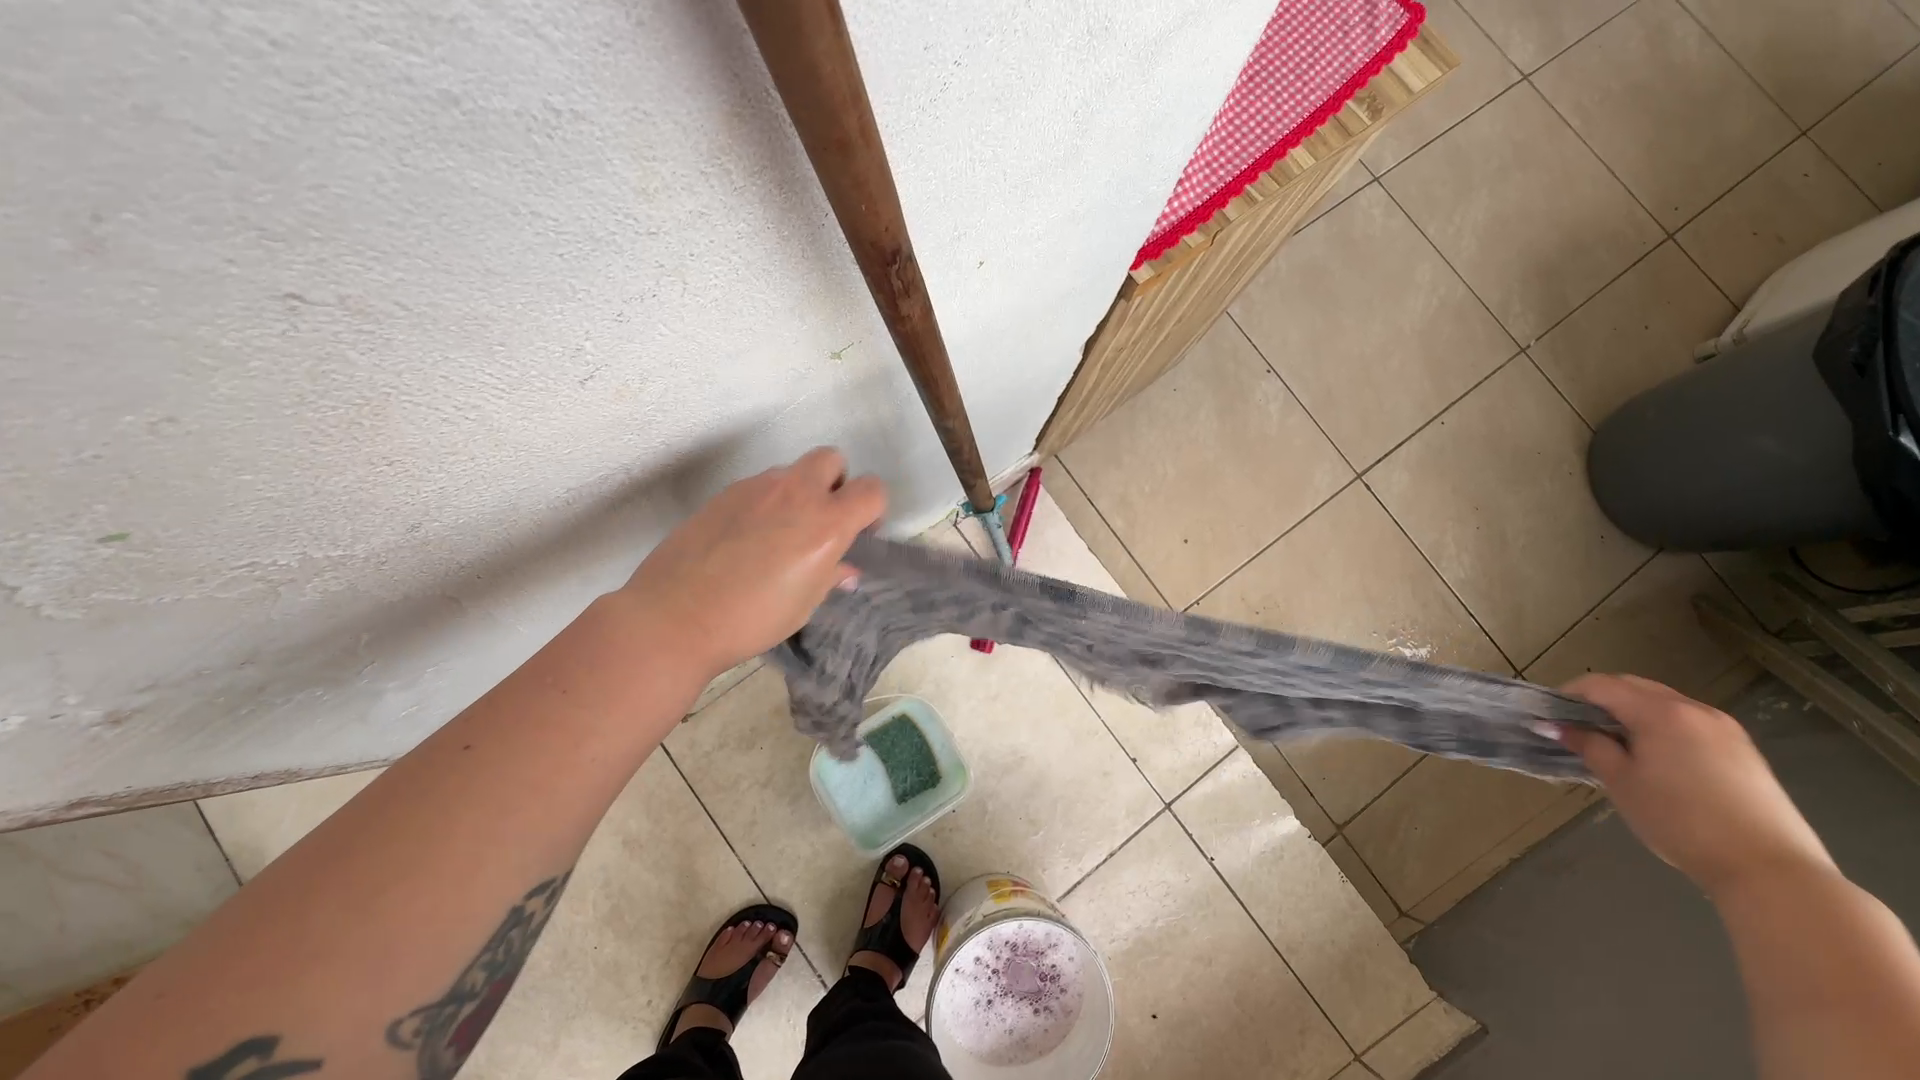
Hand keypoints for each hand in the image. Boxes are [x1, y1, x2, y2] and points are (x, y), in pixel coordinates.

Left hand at [616, 447, 885, 679]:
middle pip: (831, 460)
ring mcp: (756, 488)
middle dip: (835, 484)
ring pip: (790, 472)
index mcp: (826, 523)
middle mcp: (795, 493)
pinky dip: (764, 504)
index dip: (872, 510)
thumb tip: (843, 567)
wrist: (676, 615)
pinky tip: (745, 541)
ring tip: (778, 537)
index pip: (872, 489)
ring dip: (796, 494)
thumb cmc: (751, 619)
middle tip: (821, 522)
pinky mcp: (724, 493)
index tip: (859, 534)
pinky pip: (758, 487)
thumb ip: (829, 575)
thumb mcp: (804, 604)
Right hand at [1553, 674, 1833, 897]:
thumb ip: (1589, 747)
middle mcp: (1695, 709)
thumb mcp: (1622, 783)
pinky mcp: (1743, 750)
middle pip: (1635, 688)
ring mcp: (1725, 728)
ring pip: (1665, 705)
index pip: (1602, 685)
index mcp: (1661, 712)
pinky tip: (1657, 761)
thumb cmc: (1680, 821)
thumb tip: (1558, 727)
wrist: (1767, 866)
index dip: (1569, 694)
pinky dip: (1662, 728)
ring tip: (1615, 746)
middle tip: (1576, 728)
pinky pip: (1689, 724)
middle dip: (1600, 700)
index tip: (1549, 716)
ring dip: (1632, 714)